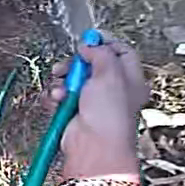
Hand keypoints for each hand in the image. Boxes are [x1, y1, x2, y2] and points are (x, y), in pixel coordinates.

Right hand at [51, 38, 148, 179]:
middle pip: (90, 64)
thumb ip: (99, 53)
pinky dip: (55, 96)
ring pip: (71, 80)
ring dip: (62, 82)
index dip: (104, 43)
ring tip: (61, 89)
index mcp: (129, 79)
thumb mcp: (109, 73)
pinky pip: (59, 96)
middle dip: (74, 64)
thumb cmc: (109, 115)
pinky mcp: (72, 112)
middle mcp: (111, 90)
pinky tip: (57, 100)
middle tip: (67, 66)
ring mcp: (91, 102)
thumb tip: (89, 45)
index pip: (120, 52)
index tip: (89, 38)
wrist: (92, 147)